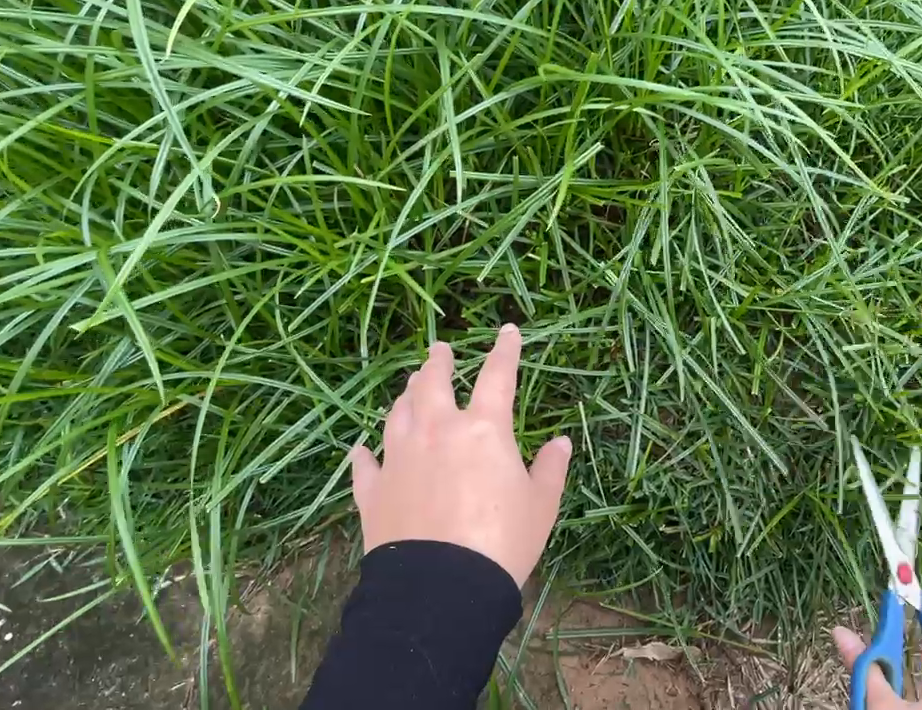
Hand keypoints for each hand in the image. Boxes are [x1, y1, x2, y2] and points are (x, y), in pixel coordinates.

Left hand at [347, 324, 571, 585]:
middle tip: (439, 349)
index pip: (497, 375)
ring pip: (398, 414)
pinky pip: (365, 465)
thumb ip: (551, 468)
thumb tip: (561, 442)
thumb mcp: (541, 505)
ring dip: (405, 396)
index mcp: (483, 429)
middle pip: (432, 383)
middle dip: (437, 362)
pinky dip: (364, 454)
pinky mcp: (374, 492)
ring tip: (408, 387)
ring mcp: (400, 459)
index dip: (505, 350)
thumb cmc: (502, 542)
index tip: (508, 331)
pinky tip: (360, 449)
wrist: (440, 590)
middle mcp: (437, 432)